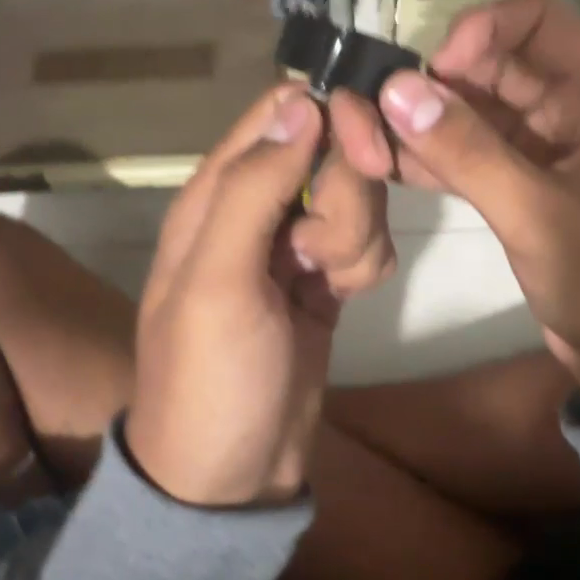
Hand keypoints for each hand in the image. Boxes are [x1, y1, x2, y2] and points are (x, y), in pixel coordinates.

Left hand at [128, 84, 395, 506]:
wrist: (231, 478)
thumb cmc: (211, 378)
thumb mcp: (218, 281)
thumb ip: (252, 187)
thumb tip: (300, 101)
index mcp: (216, 192)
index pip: (284, 111)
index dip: (332, 120)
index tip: (368, 158)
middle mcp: (256, 205)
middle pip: (333, 151)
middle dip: (346, 200)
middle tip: (319, 257)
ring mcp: (293, 241)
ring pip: (356, 196)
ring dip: (355, 240)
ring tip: (325, 287)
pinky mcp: (325, 275)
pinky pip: (366, 240)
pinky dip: (365, 265)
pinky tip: (343, 299)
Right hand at [333, 0, 579, 423]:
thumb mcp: (532, 212)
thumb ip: (464, 149)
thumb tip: (395, 88)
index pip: (537, 15)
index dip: (482, 26)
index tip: (433, 71)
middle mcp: (572, 104)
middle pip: (495, 58)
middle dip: (439, 78)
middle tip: (380, 112)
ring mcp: (547, 142)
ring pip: (477, 103)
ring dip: (429, 118)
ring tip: (373, 142)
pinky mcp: (525, 177)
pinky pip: (474, 145)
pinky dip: (437, 151)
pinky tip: (392, 167)